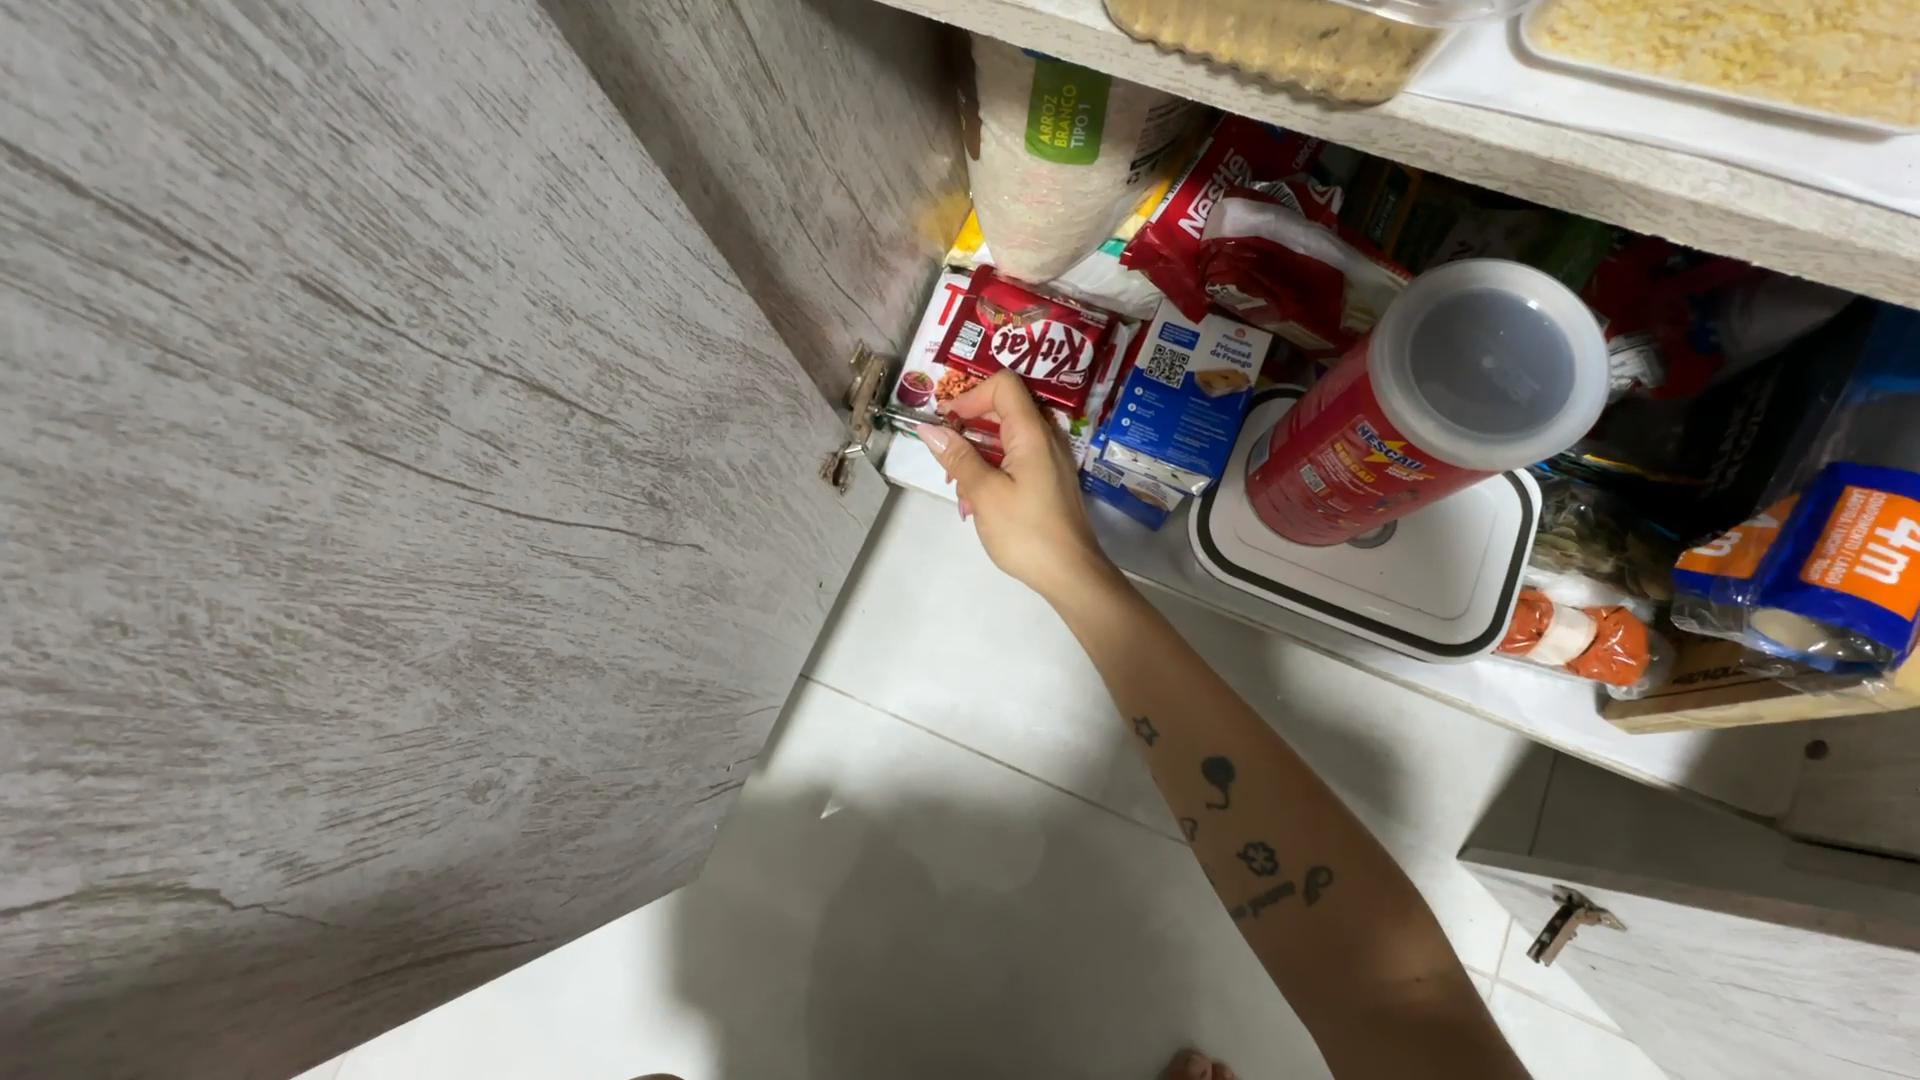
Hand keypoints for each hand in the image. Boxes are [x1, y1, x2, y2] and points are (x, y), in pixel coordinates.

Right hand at [916, 371, 1119, 602]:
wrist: (1070, 573)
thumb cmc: (1026, 532)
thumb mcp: (984, 493)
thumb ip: (957, 457)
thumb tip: (929, 429)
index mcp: (1032, 432)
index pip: (1003, 385)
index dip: (970, 396)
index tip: (947, 423)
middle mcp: (1045, 438)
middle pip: (1002, 412)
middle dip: (968, 432)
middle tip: (947, 463)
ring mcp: (1048, 460)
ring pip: (1004, 441)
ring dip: (976, 459)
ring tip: (961, 496)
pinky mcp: (1048, 481)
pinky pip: (1015, 462)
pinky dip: (992, 474)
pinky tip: (977, 506)